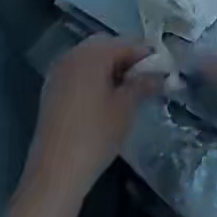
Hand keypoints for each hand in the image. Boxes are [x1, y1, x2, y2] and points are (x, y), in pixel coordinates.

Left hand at [24, 37, 161, 202]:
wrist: (54, 173)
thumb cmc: (95, 136)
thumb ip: (144, 83)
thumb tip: (162, 73)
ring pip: (91, 58)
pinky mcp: (51, 90)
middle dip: (128, 57)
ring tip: (129, 89)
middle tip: (147, 78)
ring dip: (111, 66)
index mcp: (91, 55)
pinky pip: (78, 71)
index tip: (165, 69)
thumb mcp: (126, 107)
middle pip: (106, 45)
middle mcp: (72, 56)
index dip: (148, 54)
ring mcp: (58, 73)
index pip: (127, 43)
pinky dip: (95, 76)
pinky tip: (107, 97)